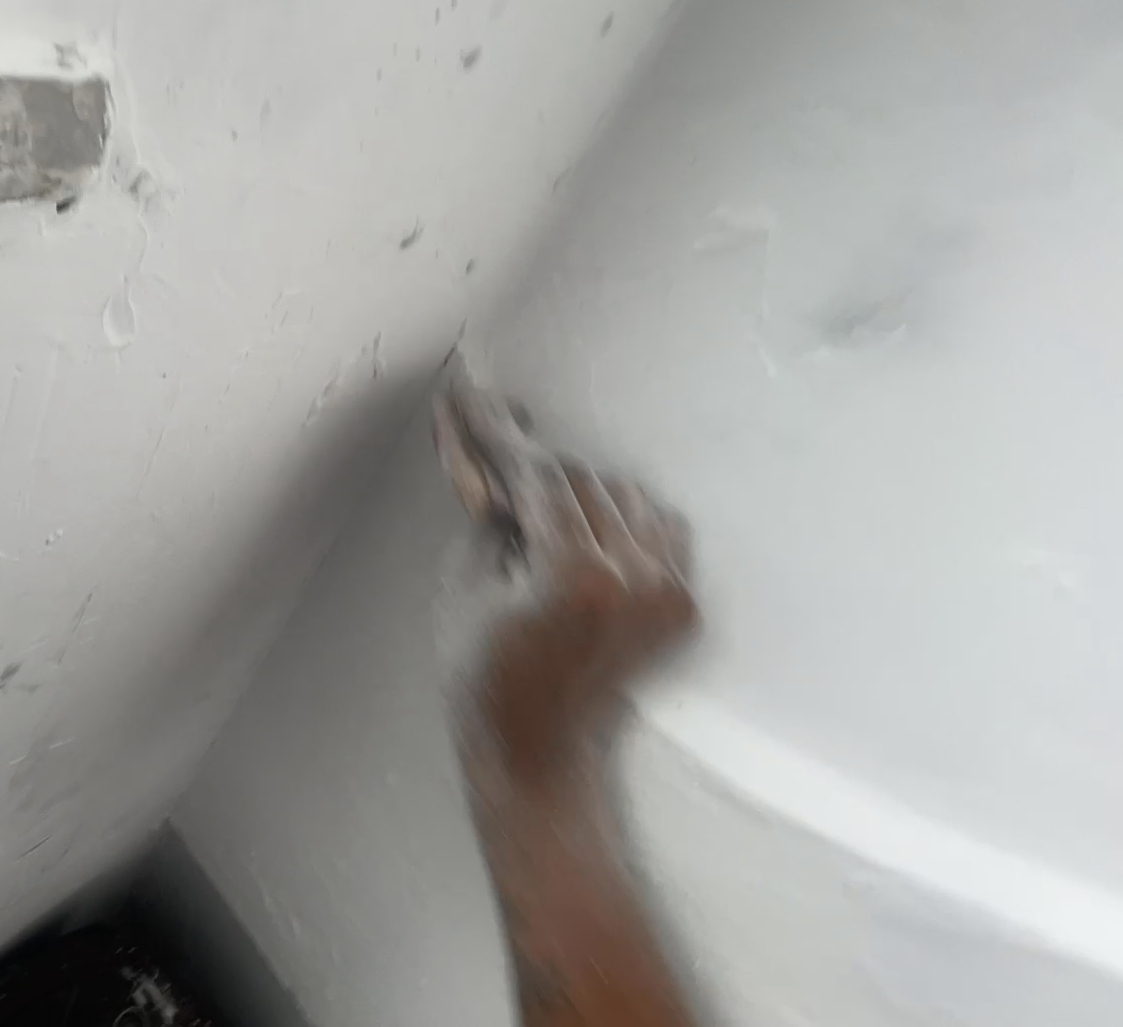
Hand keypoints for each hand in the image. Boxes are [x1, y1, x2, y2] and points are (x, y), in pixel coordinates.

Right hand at [432, 380, 695, 786]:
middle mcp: (637, 575)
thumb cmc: (480, 673)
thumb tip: (479, 453)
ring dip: (569, 489)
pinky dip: (613, 513)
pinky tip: (580, 527)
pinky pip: (655, 525)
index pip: (536, 475)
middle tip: (486, 461)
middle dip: (527, 466)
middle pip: (579, 478)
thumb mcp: (461, 585)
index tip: (468, 394)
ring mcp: (670, 591)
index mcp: (574, 575)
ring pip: (619, 493)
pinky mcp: (683, 604)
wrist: (539, 750)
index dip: (496, 430)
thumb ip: (482, 512)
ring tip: (530, 511)